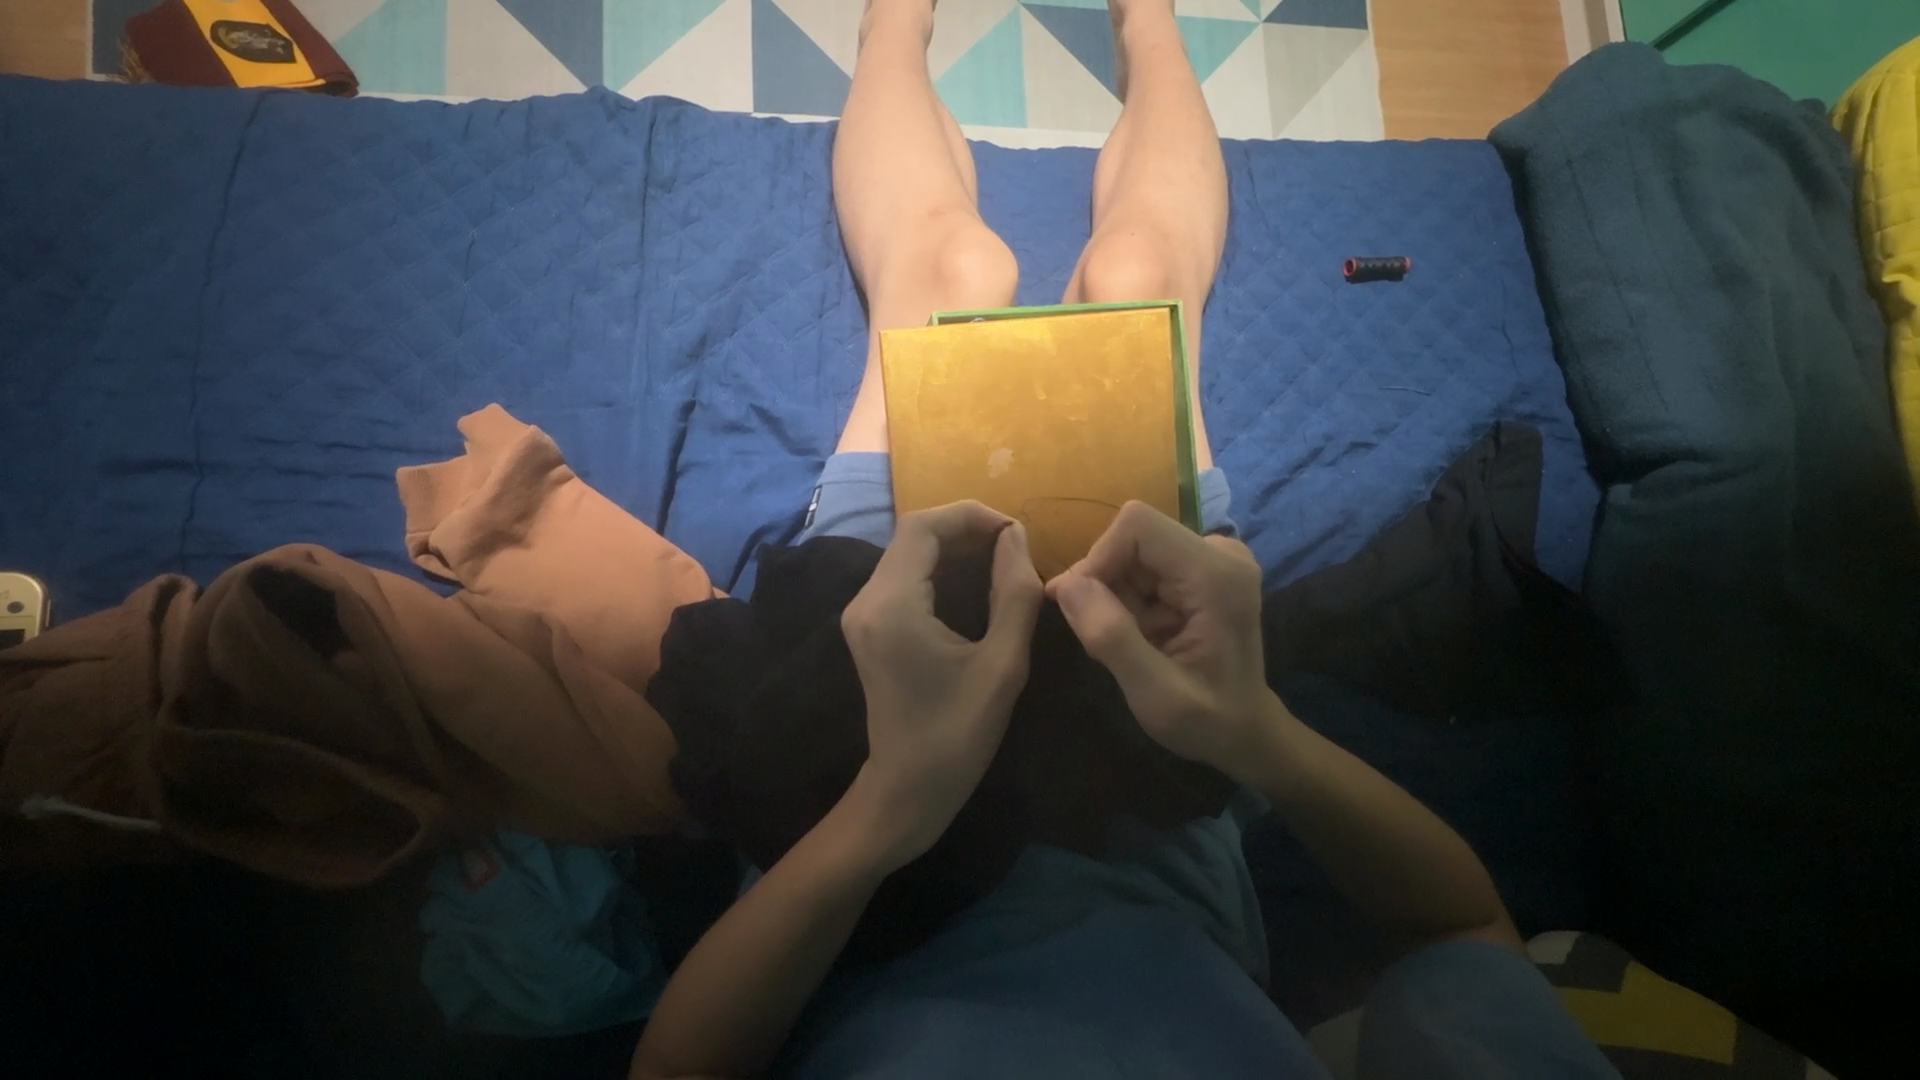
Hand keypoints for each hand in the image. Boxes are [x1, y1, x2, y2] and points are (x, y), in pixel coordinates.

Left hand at [841, 501, 1043, 863]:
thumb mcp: (1003, 664)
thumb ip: (1014, 592)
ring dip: (953, 546)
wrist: (907, 788)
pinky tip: (973, 580)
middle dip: (964, 528)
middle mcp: (866, 600)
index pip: (923, 527)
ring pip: (907, 552)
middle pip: (912, 535)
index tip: (1015, 530)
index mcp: (893, 606)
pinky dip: (939, 567)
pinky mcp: (866, 625)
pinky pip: (903, 576)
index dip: (970, 515)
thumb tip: (1016, 537)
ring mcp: (861, 612)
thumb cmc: (959, 734)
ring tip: (1001, 557)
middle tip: (1014, 544)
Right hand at [1047, 501, 1278, 779]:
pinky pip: (1142, 565)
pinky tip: (1139, 635)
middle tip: (1101, 637)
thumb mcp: (1155, 695)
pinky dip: (1127, 599)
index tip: (1081, 609)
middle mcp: (1219, 552)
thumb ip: (1111, 637)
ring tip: (1128, 644)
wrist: (1247, 733)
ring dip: (1114, 596)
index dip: (1097, 559)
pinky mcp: (1201, 567)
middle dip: (1105, 584)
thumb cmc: (1208, 722)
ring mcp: (1212, 557)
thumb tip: (1065, 585)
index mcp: (1216, 575)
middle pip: (1131, 538)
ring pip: (1131, 552)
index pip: (1136, 527)